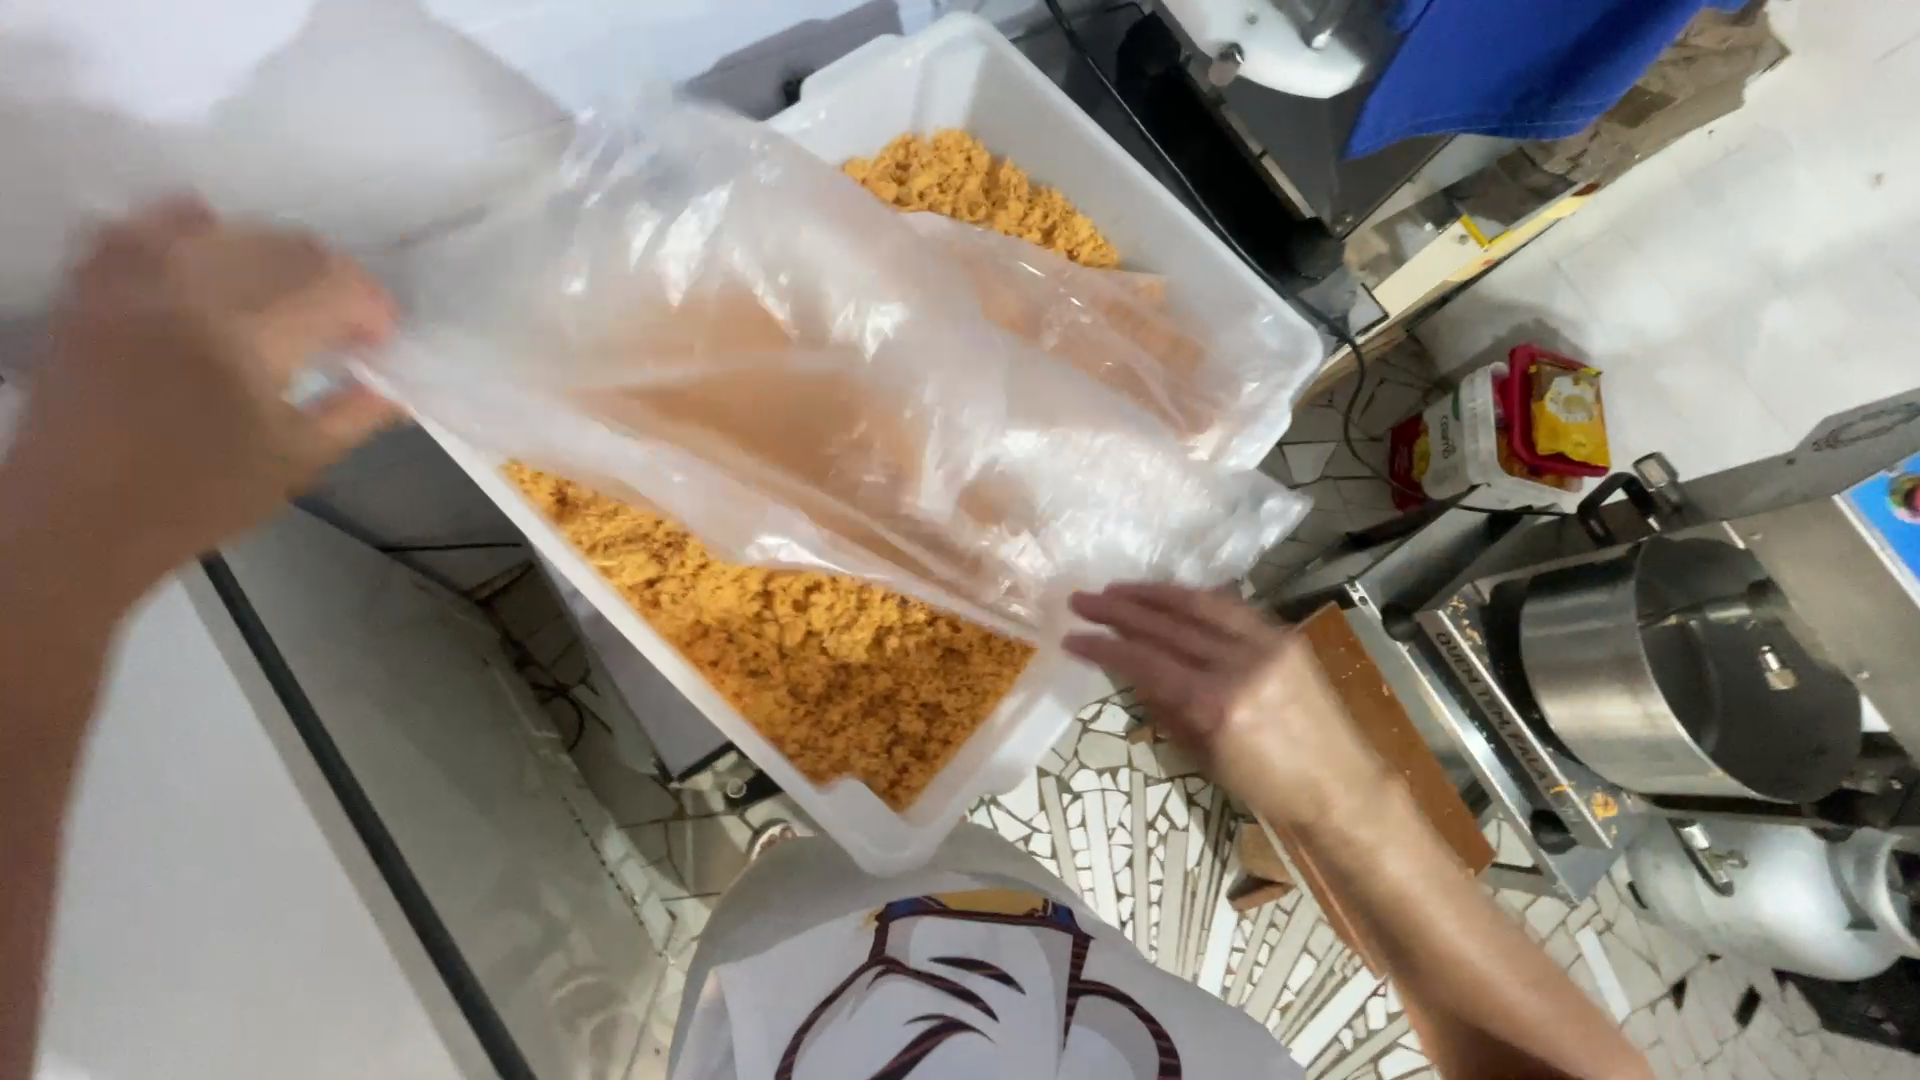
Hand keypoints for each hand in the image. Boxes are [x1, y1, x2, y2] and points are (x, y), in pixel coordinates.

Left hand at [1, 198, 398, 597]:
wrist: (80, 514)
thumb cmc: (206, 495)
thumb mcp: (303, 459)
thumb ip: (358, 411)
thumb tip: (399, 384)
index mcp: (248, 344)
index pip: (335, 288)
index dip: (375, 307)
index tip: (382, 340)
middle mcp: (187, 298)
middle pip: (285, 249)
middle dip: (335, 279)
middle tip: (350, 320)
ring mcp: (130, 288)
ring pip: (220, 230)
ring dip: (273, 253)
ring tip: (291, 289)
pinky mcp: (91, 292)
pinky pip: (136, 230)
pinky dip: (181, 225)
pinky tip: (208, 234)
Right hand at [1064, 583, 1392, 829]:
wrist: (1340, 784)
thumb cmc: (1266, 786)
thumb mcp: (1203, 755)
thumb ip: (1165, 706)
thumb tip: (1132, 671)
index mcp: (1214, 705)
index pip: (1145, 662)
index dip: (1104, 647)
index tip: (1073, 637)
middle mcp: (1239, 666)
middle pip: (1165, 626)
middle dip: (1118, 611)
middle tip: (1082, 600)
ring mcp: (1266, 646)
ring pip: (1198, 606)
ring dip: (1152, 594)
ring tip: (1116, 589)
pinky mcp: (1284, 637)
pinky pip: (1230, 608)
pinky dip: (1193, 598)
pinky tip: (1169, 595)